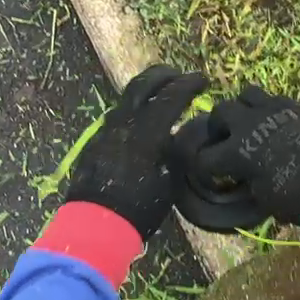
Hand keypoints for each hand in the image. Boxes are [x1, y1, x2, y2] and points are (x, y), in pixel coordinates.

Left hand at [63, 65, 208, 239]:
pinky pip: (118, 115)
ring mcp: (105, 130)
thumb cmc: (139, 209)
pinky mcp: (95, 141)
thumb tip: (176, 138)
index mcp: (145, 132)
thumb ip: (173, 155)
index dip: (189, 85)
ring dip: (147, 90)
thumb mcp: (168, 183)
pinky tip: (142, 119)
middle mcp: (123, 123)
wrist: (95, 224)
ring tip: (161, 92)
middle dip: (163, 76)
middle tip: (178, 75)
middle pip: (142, 85)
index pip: (170, 97)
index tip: (204, 79)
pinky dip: (134, 108)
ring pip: (127, 98)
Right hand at [171, 85, 299, 228]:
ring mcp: (271, 111)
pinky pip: (272, 99)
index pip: (206, 157)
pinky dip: (267, 109)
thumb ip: (246, 179)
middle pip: (220, 112)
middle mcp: (247, 125)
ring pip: (246, 95)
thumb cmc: (295, 197)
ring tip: (249, 123)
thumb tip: (244, 174)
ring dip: (243, 108)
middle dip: (219, 126)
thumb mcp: (261, 196)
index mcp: (236, 152)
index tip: (214, 174)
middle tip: (226, 139)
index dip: (207, 168)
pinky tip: (274, 123)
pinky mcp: (293, 106)